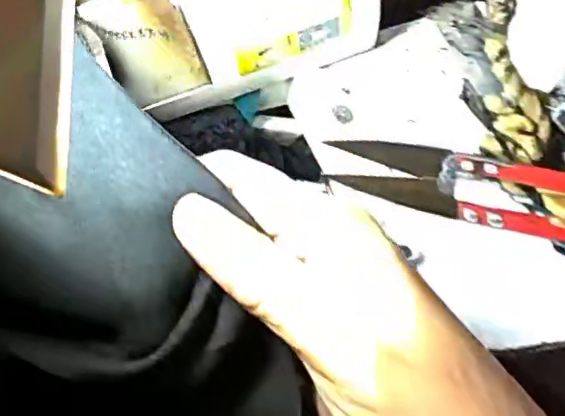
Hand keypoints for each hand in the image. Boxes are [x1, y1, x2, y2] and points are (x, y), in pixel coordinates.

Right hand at [173, 152, 542, 415]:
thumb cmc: (424, 400)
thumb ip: (253, 265)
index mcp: (328, 222)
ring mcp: (323, 273)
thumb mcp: (326, 327)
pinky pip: (255, 274)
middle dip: (193, 216)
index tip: (141, 196)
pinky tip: (211, 298)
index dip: (186, 178)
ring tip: (170, 267)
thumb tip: (182, 209)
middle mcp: (324, 235)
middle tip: (150, 242)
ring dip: (209, 251)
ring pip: (242, 241)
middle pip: (234, 203)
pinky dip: (228, 280)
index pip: (233, 172)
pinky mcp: (319, 308)